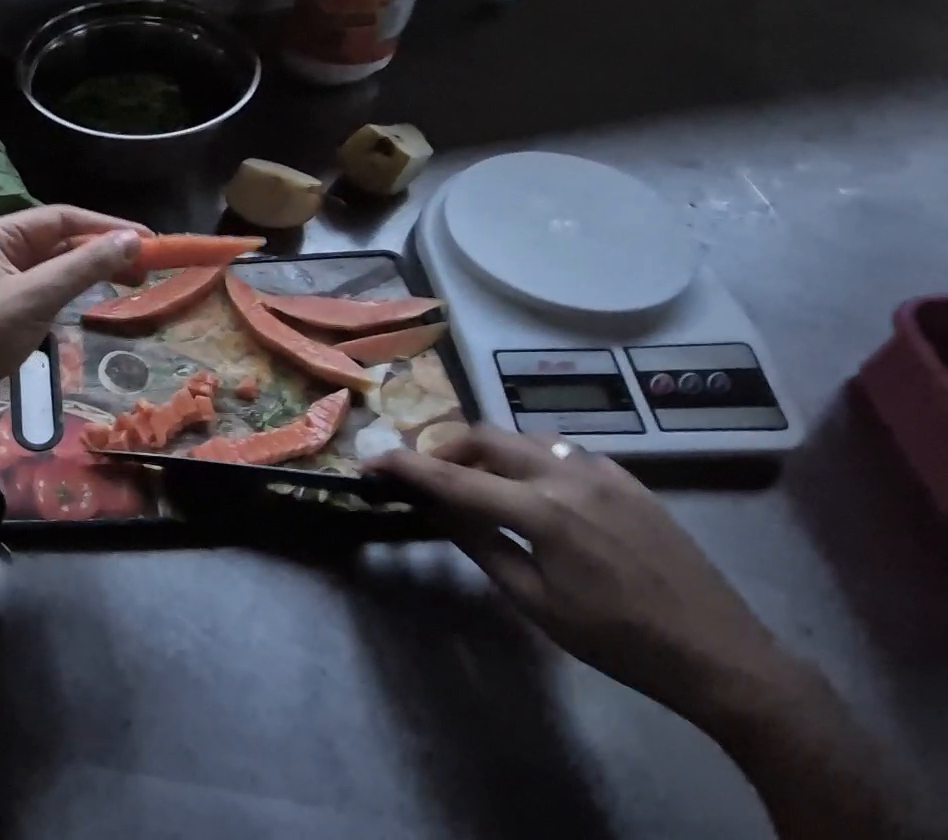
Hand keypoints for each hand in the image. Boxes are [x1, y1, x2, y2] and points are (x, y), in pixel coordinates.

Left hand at [0, 205, 147, 454]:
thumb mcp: (35, 297)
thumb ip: (84, 266)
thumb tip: (134, 239)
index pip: (60, 217)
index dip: (106, 225)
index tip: (149, 240)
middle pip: (59, 241)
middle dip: (102, 250)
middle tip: (147, 268)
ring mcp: (0, 284)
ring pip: (55, 268)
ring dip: (91, 271)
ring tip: (131, 283)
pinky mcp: (4, 313)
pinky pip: (46, 292)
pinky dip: (73, 293)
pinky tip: (94, 301)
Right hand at [370, 428, 792, 718]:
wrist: (721, 654)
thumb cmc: (617, 639)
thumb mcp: (534, 600)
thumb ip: (480, 543)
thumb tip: (433, 507)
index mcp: (542, 512)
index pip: (454, 478)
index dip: (406, 467)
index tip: (372, 462)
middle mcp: (570, 476)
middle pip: (488, 438)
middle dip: (446, 449)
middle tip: (425, 476)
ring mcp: (605, 472)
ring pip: (525, 438)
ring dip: (488, 451)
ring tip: (474, 481)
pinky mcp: (629, 479)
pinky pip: (562, 451)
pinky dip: (528, 459)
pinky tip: (530, 489)